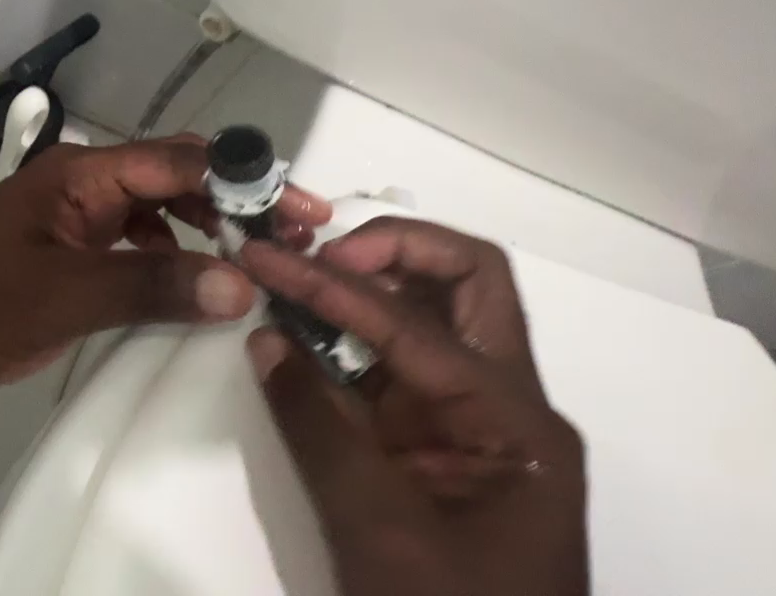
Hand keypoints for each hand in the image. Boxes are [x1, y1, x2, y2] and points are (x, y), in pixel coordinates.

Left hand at [0, 135, 330, 396]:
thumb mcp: (64, 296)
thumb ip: (151, 286)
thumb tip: (242, 284)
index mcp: (82, 173)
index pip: (177, 160)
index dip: (242, 180)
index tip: (299, 210)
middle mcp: (86, 182)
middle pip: (174, 175)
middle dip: (235, 198)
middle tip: (295, 236)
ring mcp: (79, 214)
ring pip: (160, 205)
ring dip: (209, 224)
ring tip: (260, 254)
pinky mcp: (74, 246)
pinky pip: (138, 237)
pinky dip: (175, 250)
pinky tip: (199, 275)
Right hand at [240, 219, 588, 595]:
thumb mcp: (373, 526)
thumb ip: (314, 421)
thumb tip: (265, 337)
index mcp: (511, 422)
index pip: (409, 323)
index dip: (327, 284)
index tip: (263, 256)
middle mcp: (507, 403)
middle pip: (468, 283)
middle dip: (391, 249)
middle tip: (318, 254)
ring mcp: (478, 421)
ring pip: (443, 311)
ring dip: (377, 279)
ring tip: (306, 271)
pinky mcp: (444, 441)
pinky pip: (406, 361)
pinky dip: (359, 333)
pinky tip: (312, 328)